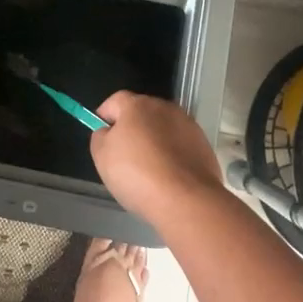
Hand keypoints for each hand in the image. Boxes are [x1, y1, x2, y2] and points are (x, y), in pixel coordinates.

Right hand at [89, 91, 223, 219]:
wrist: (186, 199)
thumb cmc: (137, 174)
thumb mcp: (102, 156)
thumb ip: (100, 137)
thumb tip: (108, 132)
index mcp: (137, 105)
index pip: (114, 102)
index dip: (105, 118)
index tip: (102, 138)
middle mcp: (164, 107)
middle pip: (141, 114)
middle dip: (132, 131)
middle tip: (125, 159)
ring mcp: (187, 124)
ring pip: (162, 129)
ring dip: (154, 143)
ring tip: (149, 172)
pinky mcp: (203, 144)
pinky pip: (180, 146)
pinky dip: (173, 156)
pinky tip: (169, 178)